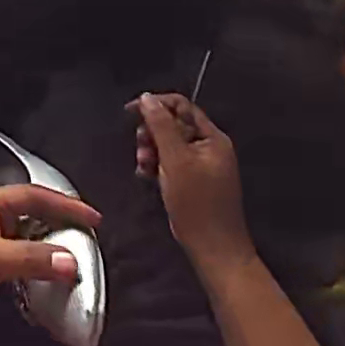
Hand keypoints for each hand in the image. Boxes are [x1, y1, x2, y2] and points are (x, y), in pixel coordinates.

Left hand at [0, 185, 100, 322]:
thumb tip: (73, 263)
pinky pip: (19, 255)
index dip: (66, 205)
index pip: (36, 196)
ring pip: (27, 235)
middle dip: (60, 223)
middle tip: (89, 237)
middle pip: (33, 213)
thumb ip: (32, 259)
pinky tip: (50, 273)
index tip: (95, 218)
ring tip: (76, 256)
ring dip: (49, 245)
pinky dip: (36, 262)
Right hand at [128, 93, 252, 267]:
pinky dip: (155, 164)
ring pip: (167, 143)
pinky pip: (168, 160)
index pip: (181, 106)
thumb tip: (147, 98)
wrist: (213, 248)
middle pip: (172, 124)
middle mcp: (207, 146)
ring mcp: (200, 163)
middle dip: (151, 132)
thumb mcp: (175, 159)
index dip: (156, 104)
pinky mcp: (190, 178)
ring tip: (143, 165)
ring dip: (150, 149)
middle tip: (141, 147)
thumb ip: (161, 126)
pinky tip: (147, 174)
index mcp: (212, 138)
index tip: (131, 112)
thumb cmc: (197, 203)